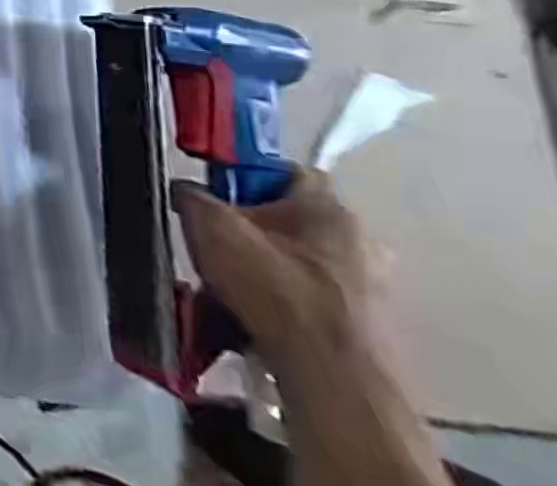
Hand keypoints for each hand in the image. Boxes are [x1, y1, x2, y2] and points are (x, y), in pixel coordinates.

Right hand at [172, 170, 386, 371]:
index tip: (213, 199)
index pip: (280, 171)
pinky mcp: (369, 334)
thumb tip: (186, 192)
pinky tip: (247, 326)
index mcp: (328, 207)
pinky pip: (306, 306)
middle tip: (212, 253)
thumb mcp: (210, 227)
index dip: (241, 178)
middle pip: (285, 224)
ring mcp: (370, 292)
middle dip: (246, 236)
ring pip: (293, 267)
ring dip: (257, 276)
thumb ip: (191, 197)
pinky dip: (276, 311)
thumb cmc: (274, 290)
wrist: (335, 384)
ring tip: (221, 297)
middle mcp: (360, 242)